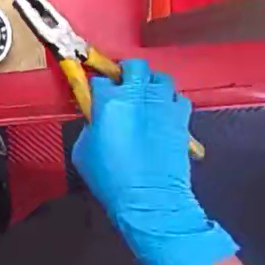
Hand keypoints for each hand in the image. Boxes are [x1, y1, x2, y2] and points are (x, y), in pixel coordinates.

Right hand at [72, 60, 236, 264]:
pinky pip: (177, 98)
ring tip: (144, 97)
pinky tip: (161, 113)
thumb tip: (97, 121)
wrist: (149, 198)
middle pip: (134, 66)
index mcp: (109, 102)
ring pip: (160, 78)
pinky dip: (169, 101)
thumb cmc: (110, 178)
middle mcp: (138, 96)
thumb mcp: (83, 151)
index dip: (96, 85)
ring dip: (150, 84)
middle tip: (121, 85)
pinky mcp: (182, 118)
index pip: (100, 79)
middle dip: (126, 72)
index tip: (95, 92)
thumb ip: (90, 128)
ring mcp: (164, 105)